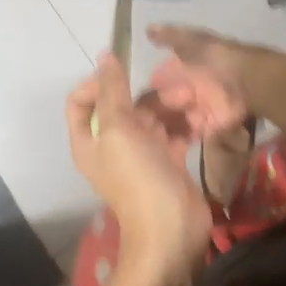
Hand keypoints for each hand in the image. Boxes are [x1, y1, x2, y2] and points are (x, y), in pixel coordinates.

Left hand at [67, 55, 211, 272]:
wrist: (171, 231)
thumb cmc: (138, 177)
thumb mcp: (118, 130)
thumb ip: (112, 91)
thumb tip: (105, 55)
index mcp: (90, 139)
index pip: (82, 100)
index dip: (99, 83)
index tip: (125, 75)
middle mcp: (113, 143)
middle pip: (126, 104)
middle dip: (152, 93)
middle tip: (181, 92)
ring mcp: (142, 153)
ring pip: (155, 115)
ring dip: (175, 105)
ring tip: (197, 103)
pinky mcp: (169, 160)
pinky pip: (175, 131)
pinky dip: (187, 122)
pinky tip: (203, 119)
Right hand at [147, 25, 255, 139]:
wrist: (245, 81)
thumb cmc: (216, 58)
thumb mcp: (191, 41)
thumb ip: (170, 37)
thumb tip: (148, 29)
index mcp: (189, 67)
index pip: (166, 76)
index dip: (155, 82)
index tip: (137, 92)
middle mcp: (194, 86)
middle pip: (171, 98)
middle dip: (158, 105)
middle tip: (140, 115)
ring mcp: (202, 107)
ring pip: (178, 117)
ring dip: (166, 122)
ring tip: (148, 130)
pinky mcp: (211, 125)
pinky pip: (192, 132)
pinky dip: (181, 136)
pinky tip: (165, 140)